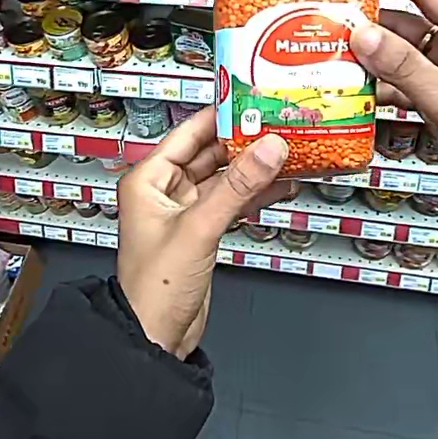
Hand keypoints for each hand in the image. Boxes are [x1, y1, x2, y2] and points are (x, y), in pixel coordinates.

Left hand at [117, 107, 290, 357]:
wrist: (156, 338)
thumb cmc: (155, 287)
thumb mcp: (199, 227)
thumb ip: (237, 186)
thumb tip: (269, 147)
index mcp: (149, 179)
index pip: (188, 133)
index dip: (219, 115)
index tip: (251, 100)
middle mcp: (165, 190)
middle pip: (210, 153)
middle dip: (244, 141)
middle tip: (278, 124)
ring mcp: (186, 211)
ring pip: (224, 178)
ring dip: (254, 168)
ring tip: (289, 151)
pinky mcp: (203, 230)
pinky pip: (232, 202)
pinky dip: (255, 194)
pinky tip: (282, 185)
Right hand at [352, 0, 437, 254]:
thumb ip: (406, 69)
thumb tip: (361, 33)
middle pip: (411, 21)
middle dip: (373, 14)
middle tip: (331, 4)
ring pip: (401, 53)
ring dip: (370, 52)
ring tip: (328, 46)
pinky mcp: (436, 103)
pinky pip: (399, 82)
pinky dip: (376, 84)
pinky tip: (350, 86)